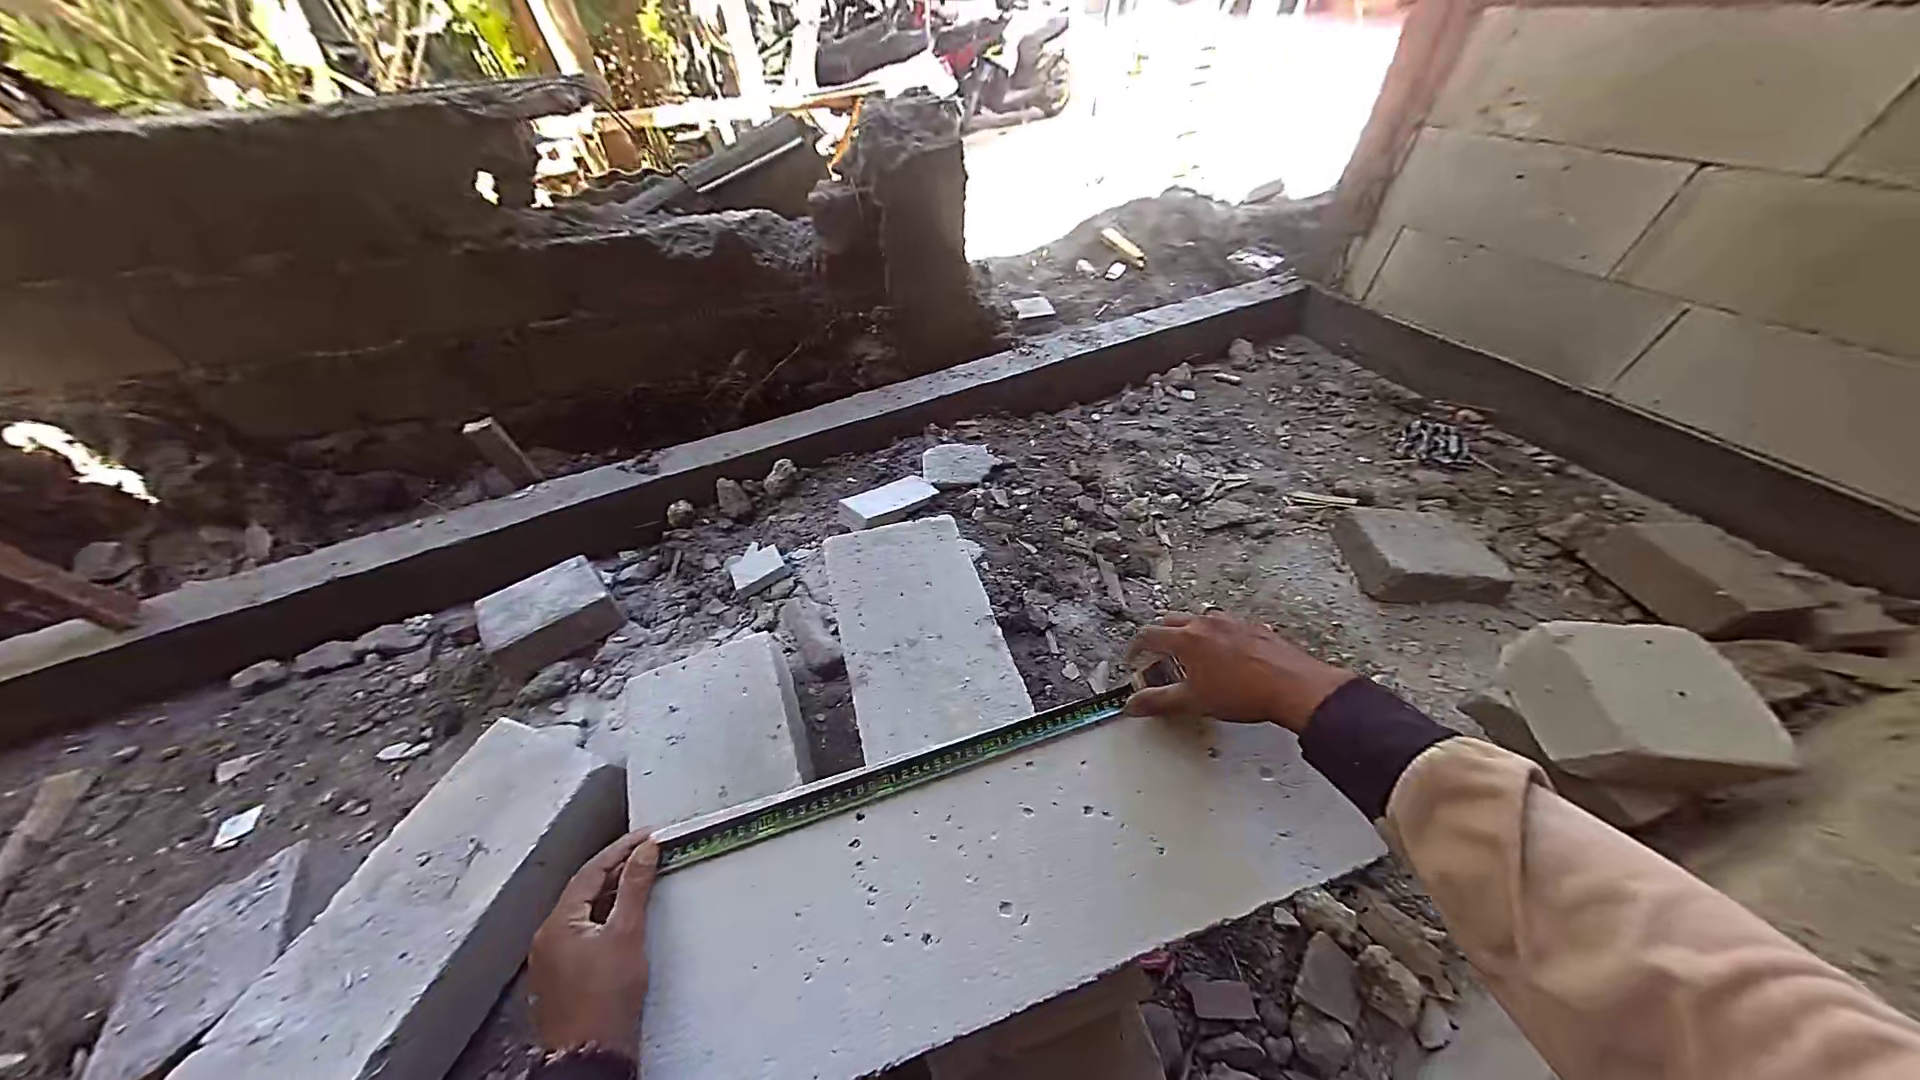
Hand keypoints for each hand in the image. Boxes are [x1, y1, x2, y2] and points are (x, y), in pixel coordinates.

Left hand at [528, 829, 659, 1058]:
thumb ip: (636, 886)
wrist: (593, 1056)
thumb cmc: (606, 999)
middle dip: (619, 866)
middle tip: (649, 850)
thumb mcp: (627, 932)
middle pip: (587, 888)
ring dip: (616, 889)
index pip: (591, 871)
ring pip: (588, 908)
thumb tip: (645, 850)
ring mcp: (555, 957)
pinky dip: (610, 912)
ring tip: (645, 875)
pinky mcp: (566, 973)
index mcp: (557, 924)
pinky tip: (630, 912)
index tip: (647, 835)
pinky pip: (588, 928)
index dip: (621, 848)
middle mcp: (549, 938)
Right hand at [1124, 611, 1353, 732]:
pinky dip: (1218, 638)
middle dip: (1161, 638)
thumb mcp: (1194, 702)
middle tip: (1160, 657)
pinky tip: (1227, 657)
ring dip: (1190, 635)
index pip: (1148, 636)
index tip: (1134, 658)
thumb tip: (1135, 704)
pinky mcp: (1254, 629)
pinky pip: (1228, 627)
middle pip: (1171, 622)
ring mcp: (1232, 624)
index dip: (1135, 648)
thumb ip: (1159, 701)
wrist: (1296, 688)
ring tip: (1194, 657)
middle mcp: (1206, 624)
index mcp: (1187, 639)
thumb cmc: (1247, 692)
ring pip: (1200, 621)